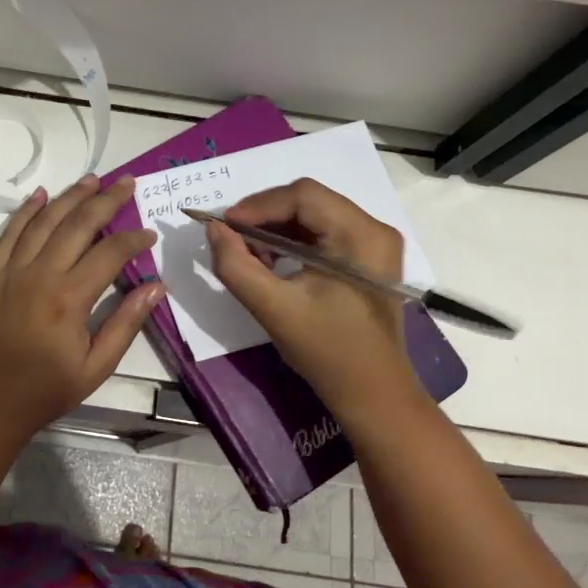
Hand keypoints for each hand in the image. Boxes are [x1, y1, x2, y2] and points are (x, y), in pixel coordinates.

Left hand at [0, 175, 164, 442]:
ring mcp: (13, 273)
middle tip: (126, 182)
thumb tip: (155, 287)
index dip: (133, 239)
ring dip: (69, 197)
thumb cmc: (46, 390)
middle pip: (77, 225)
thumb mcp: (96, 367)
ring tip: (91, 179)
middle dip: (105, 200)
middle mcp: (40, 275)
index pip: (110, 253)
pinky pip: (9, 235)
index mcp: (69, 298)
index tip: (150, 233)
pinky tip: (39, 196)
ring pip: (43, 222)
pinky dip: (24, 213)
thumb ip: (126, 324)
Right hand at [204, 178, 416, 401]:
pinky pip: (321, 232)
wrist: (371, 392)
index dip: (258, 206)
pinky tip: (271, 262)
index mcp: (361, 236)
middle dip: (265, 217)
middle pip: (308, 201)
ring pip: (312, 214)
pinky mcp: (366, 256)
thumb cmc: (327, 351)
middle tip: (233, 241)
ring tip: (250, 255)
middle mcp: (374, 229)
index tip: (224, 227)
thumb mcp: (274, 309)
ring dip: (275, 229)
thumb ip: (236, 266)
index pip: (303, 196)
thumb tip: (213, 229)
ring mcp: (373, 242)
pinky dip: (291, 241)